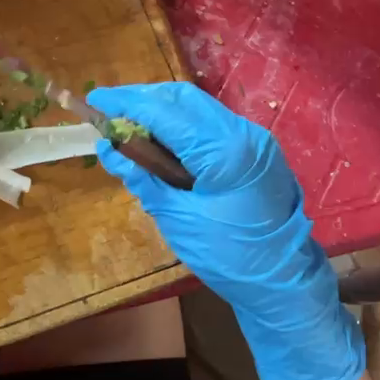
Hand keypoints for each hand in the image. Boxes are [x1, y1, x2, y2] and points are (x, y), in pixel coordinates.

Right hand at [90, 83, 362, 379]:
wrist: (284, 282)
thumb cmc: (229, 257)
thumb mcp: (176, 219)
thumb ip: (142, 178)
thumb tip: (106, 148)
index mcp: (224, 150)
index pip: (165, 111)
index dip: (126, 102)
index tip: (94, 98)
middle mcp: (242, 132)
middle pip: (182, 98)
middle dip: (141, 98)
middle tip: (106, 108)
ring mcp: (253, 137)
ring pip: (197, 105)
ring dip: (160, 108)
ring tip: (126, 120)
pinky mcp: (255, 148)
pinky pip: (210, 121)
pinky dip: (180, 121)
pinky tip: (158, 136)